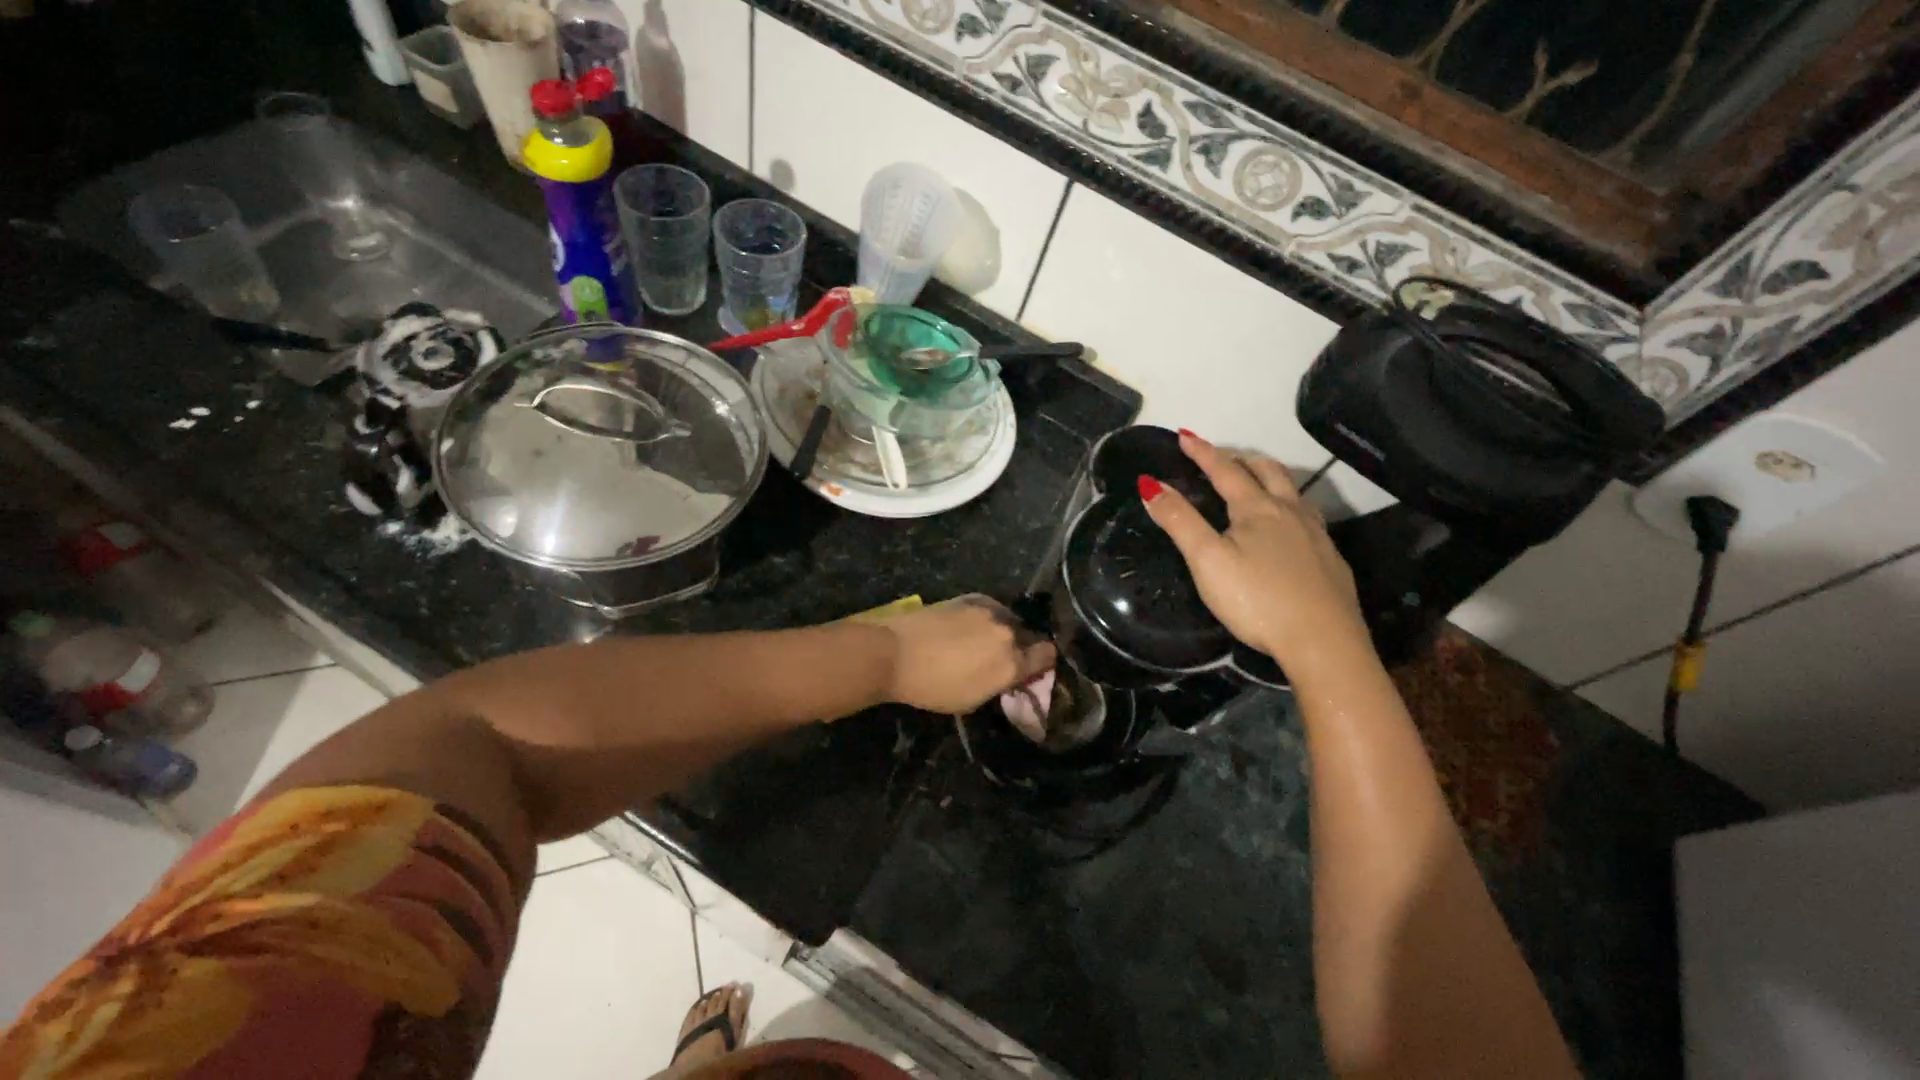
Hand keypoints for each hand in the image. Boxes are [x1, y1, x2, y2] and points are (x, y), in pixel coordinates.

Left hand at [881, 595, 1056, 713]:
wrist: (895, 653)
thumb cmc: (931, 687)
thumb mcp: (971, 700)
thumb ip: (998, 683)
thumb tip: (1008, 674)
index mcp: (1011, 663)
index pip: (1047, 655)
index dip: (1042, 662)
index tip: (1031, 668)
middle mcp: (1007, 632)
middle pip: (1028, 636)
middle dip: (1021, 646)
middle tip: (1002, 657)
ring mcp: (989, 611)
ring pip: (1009, 620)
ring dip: (1003, 630)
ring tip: (983, 640)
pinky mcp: (969, 598)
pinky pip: (990, 608)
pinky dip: (986, 617)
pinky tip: (970, 626)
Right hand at [1139, 431, 1370, 672]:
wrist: (1323, 640)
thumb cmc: (1257, 600)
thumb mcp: (1208, 561)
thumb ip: (1180, 521)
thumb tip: (1150, 484)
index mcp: (1257, 509)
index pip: (1225, 470)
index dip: (1203, 452)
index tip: (1185, 435)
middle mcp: (1290, 512)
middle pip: (1267, 472)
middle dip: (1242, 459)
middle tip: (1224, 457)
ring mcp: (1316, 535)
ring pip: (1294, 492)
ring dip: (1272, 479)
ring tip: (1259, 482)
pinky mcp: (1331, 560)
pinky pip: (1310, 518)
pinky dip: (1292, 508)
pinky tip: (1290, 528)